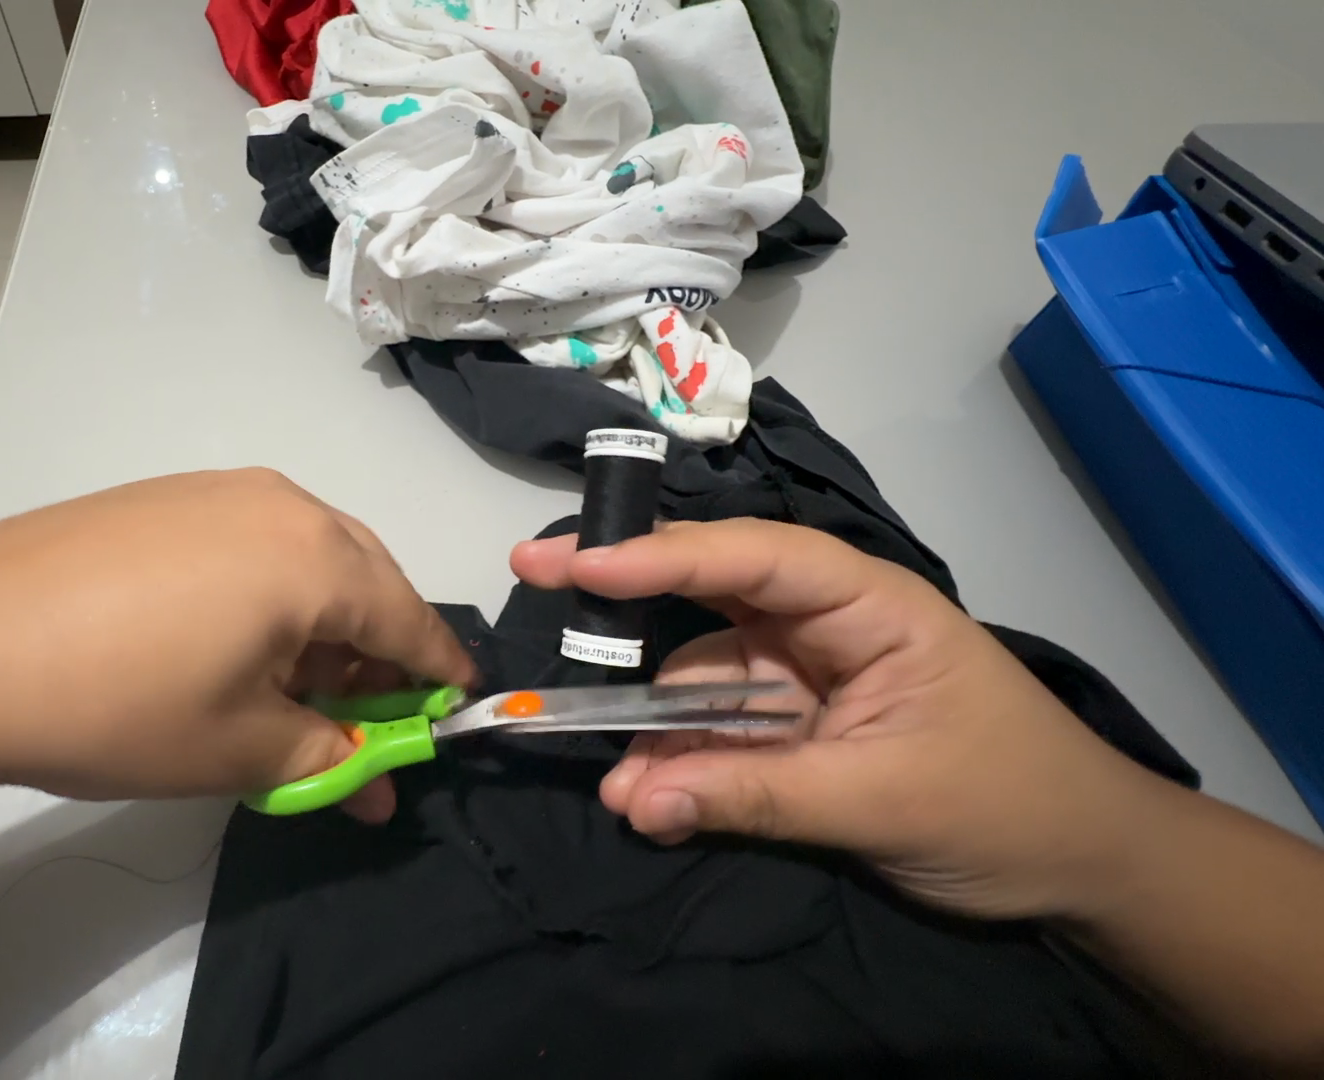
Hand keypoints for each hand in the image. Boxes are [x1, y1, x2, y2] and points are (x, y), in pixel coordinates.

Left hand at [0, 469, 473, 818]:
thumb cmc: (119, 704)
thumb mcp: (241, 751)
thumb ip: (332, 762)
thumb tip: (380, 783)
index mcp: (316, 557)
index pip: (409, 619)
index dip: (437, 672)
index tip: (454, 709)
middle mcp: (281, 503)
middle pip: (364, 579)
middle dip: (378, 649)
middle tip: (363, 712)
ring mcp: (218, 490)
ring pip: (309, 557)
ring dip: (322, 621)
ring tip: (293, 684)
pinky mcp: (167, 495)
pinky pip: (254, 542)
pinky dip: (271, 593)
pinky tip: (231, 638)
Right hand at [510, 518, 1183, 921]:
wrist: (1085, 869)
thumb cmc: (1011, 808)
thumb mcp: (880, 801)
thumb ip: (750, 793)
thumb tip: (633, 801)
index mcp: (865, 603)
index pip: (754, 558)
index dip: (664, 555)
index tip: (582, 565)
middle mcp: (817, 617)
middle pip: (705, 582)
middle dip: (620, 582)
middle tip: (531, 569)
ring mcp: (791, 666)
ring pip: (692, 668)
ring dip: (647, 719)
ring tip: (615, 778)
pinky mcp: (776, 714)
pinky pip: (704, 721)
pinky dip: (671, 756)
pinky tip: (647, 795)